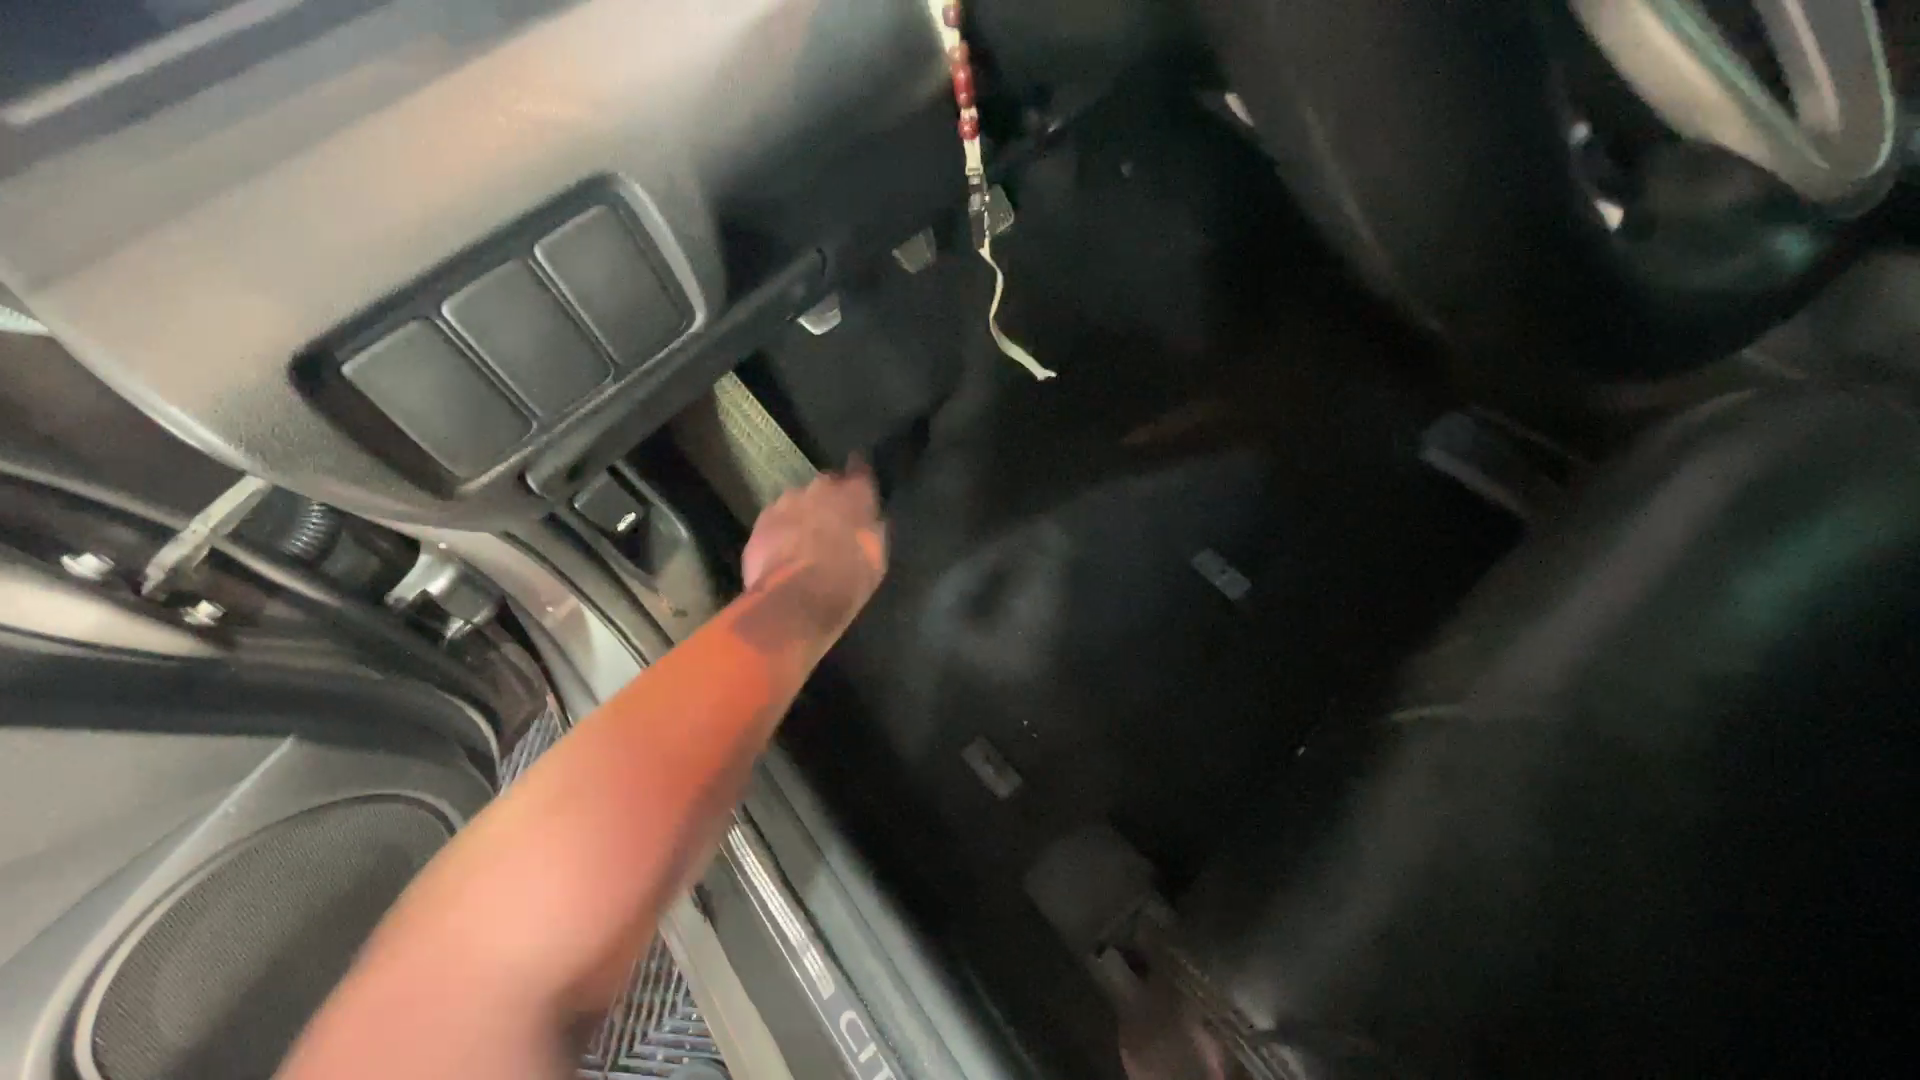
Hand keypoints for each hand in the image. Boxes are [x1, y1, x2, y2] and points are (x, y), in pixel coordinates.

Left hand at [740, 464, 886, 633]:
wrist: (795, 598)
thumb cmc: (848, 579)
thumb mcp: (876, 557)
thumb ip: (872, 529)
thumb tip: (870, 520)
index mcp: (854, 493)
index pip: (860, 470)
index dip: (860, 475)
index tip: (859, 480)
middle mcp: (820, 487)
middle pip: (826, 485)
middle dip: (829, 500)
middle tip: (832, 524)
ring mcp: (786, 501)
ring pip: (798, 501)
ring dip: (803, 515)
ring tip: (804, 541)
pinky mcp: (762, 520)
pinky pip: (776, 520)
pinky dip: (781, 531)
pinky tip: (783, 552)